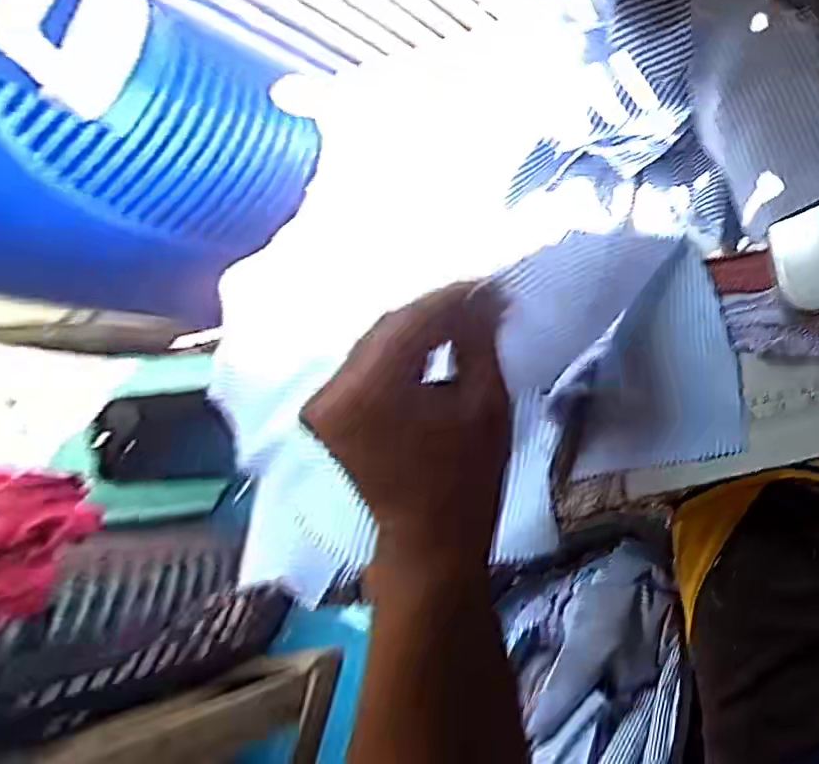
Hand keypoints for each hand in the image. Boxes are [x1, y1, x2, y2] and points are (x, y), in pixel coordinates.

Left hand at [302, 283, 509, 576]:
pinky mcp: (330, 411)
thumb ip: (478, 341)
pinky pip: (372, 360)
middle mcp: (330, 393)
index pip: (411, 321)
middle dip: (440, 307)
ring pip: (379, 340)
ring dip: (424, 323)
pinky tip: (441, 339)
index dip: (455, 297)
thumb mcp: (485, 399)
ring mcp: (324, 403)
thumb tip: (486, 296)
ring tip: (470, 314)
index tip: (494, 284)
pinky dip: (407, 345)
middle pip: (389, 326)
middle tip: (486, 296)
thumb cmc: (467, 471)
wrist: (431, 533)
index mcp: (366, 393)